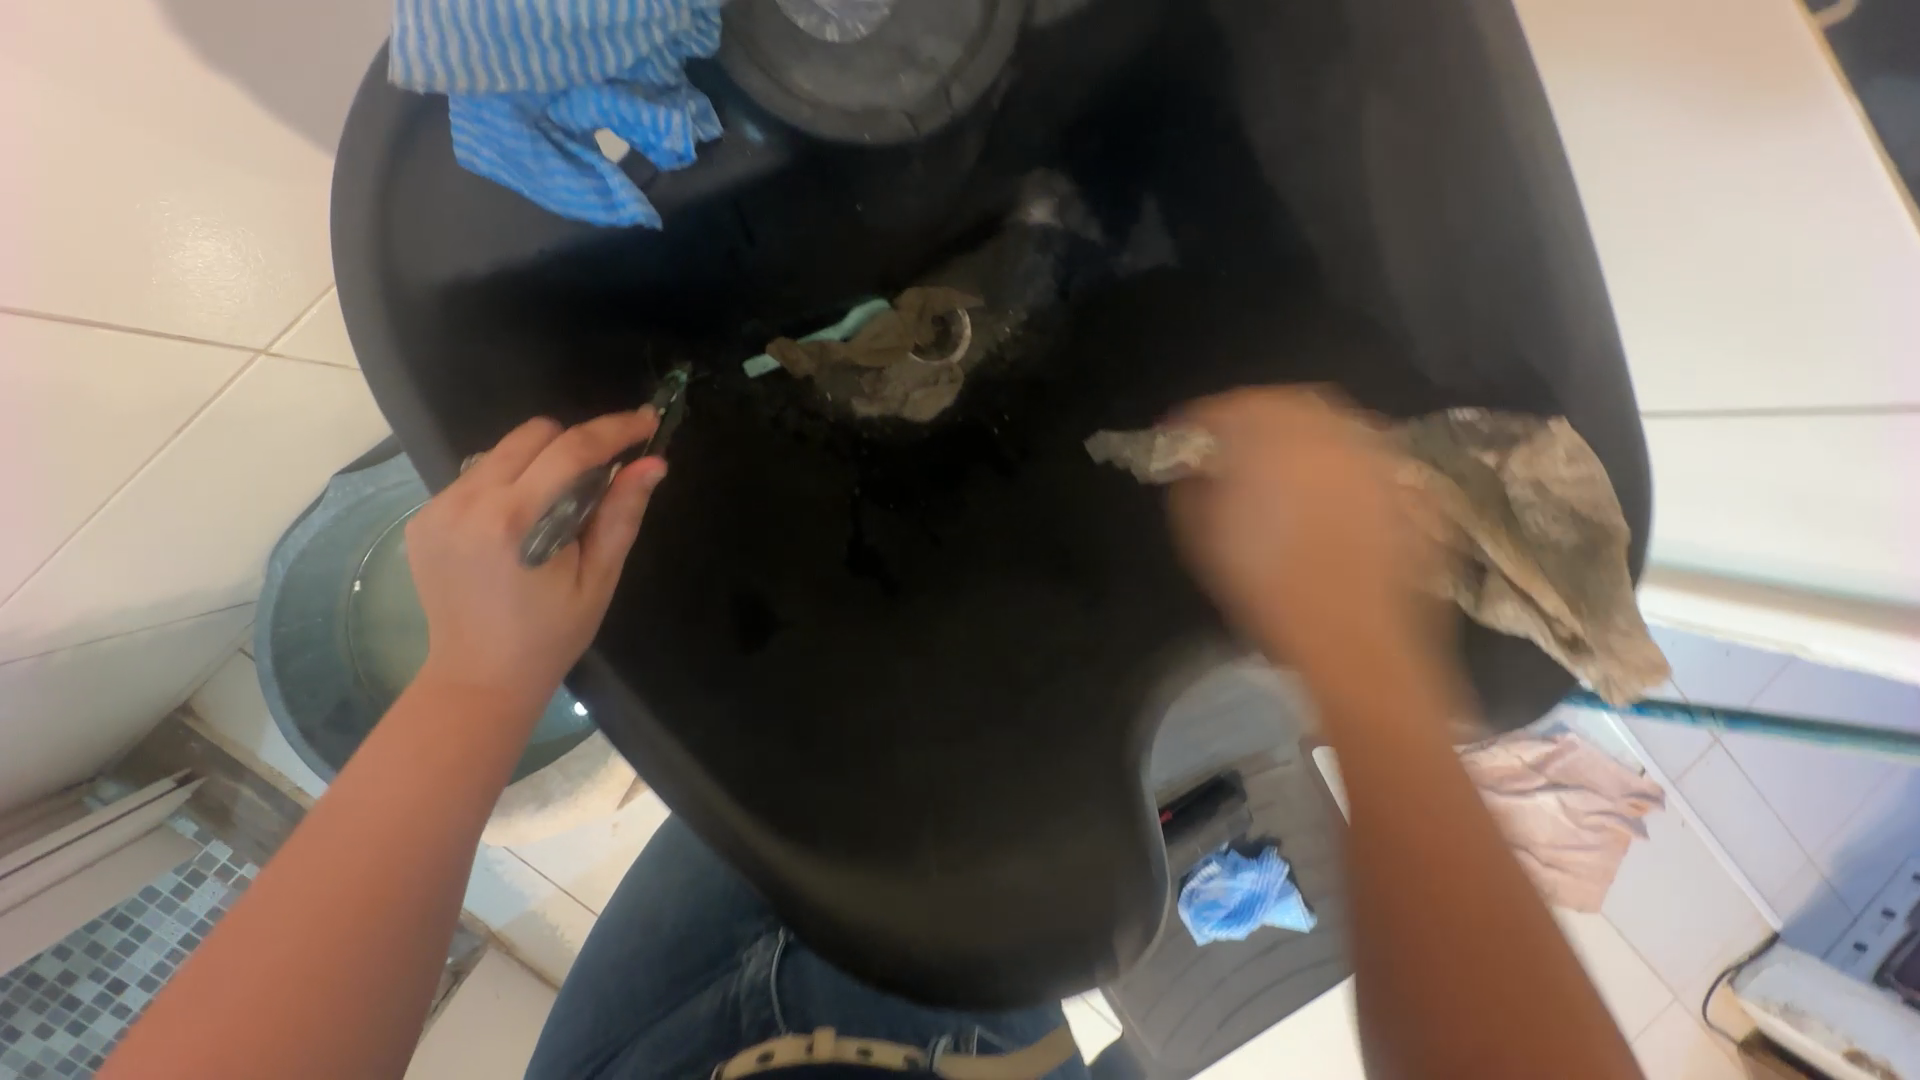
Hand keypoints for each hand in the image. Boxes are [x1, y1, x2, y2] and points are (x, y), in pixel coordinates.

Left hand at [405, 411, 666, 710]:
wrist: (479, 676)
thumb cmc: (551, 635)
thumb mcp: (599, 578)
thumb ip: (621, 515)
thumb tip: (652, 463)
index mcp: (514, 521)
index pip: (570, 450)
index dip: (614, 430)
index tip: (647, 422)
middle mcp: (467, 502)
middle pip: (534, 434)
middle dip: (578, 443)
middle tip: (606, 476)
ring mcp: (438, 508)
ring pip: (503, 450)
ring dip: (543, 462)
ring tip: (562, 505)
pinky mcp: (424, 518)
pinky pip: (478, 476)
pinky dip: (511, 483)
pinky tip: (523, 523)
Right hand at [1168, 387, 1432, 666]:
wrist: (1355, 641)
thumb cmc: (1268, 592)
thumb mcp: (1202, 541)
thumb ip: (1192, 488)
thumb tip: (1194, 467)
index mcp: (1273, 439)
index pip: (1226, 408)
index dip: (1196, 422)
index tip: (1179, 439)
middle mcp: (1329, 432)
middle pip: (1283, 404)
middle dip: (1251, 419)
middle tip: (1229, 448)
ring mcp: (1373, 454)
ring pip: (1328, 424)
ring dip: (1296, 436)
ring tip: (1275, 468)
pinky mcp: (1403, 482)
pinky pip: (1359, 456)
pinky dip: (1334, 462)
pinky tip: (1322, 494)